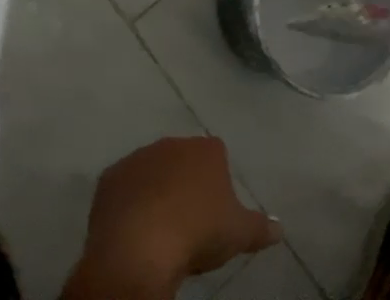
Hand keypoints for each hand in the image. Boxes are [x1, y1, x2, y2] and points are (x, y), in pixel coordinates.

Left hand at [67, 137, 279, 299]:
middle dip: (185, 181)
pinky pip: (124, 187)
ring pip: (151, 170)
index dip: (218, 179)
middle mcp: (171, 144)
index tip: (217, 207)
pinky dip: (129, 201)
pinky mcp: (109, 178)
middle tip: (189, 219)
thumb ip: (262, 227)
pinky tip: (134, 227)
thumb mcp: (239, 234)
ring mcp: (137, 158)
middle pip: (183, 159)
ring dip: (156, 189)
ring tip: (160, 226)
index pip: (218, 154)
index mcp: (206, 150)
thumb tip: (280, 228)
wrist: (140, 245)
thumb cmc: (198, 232)